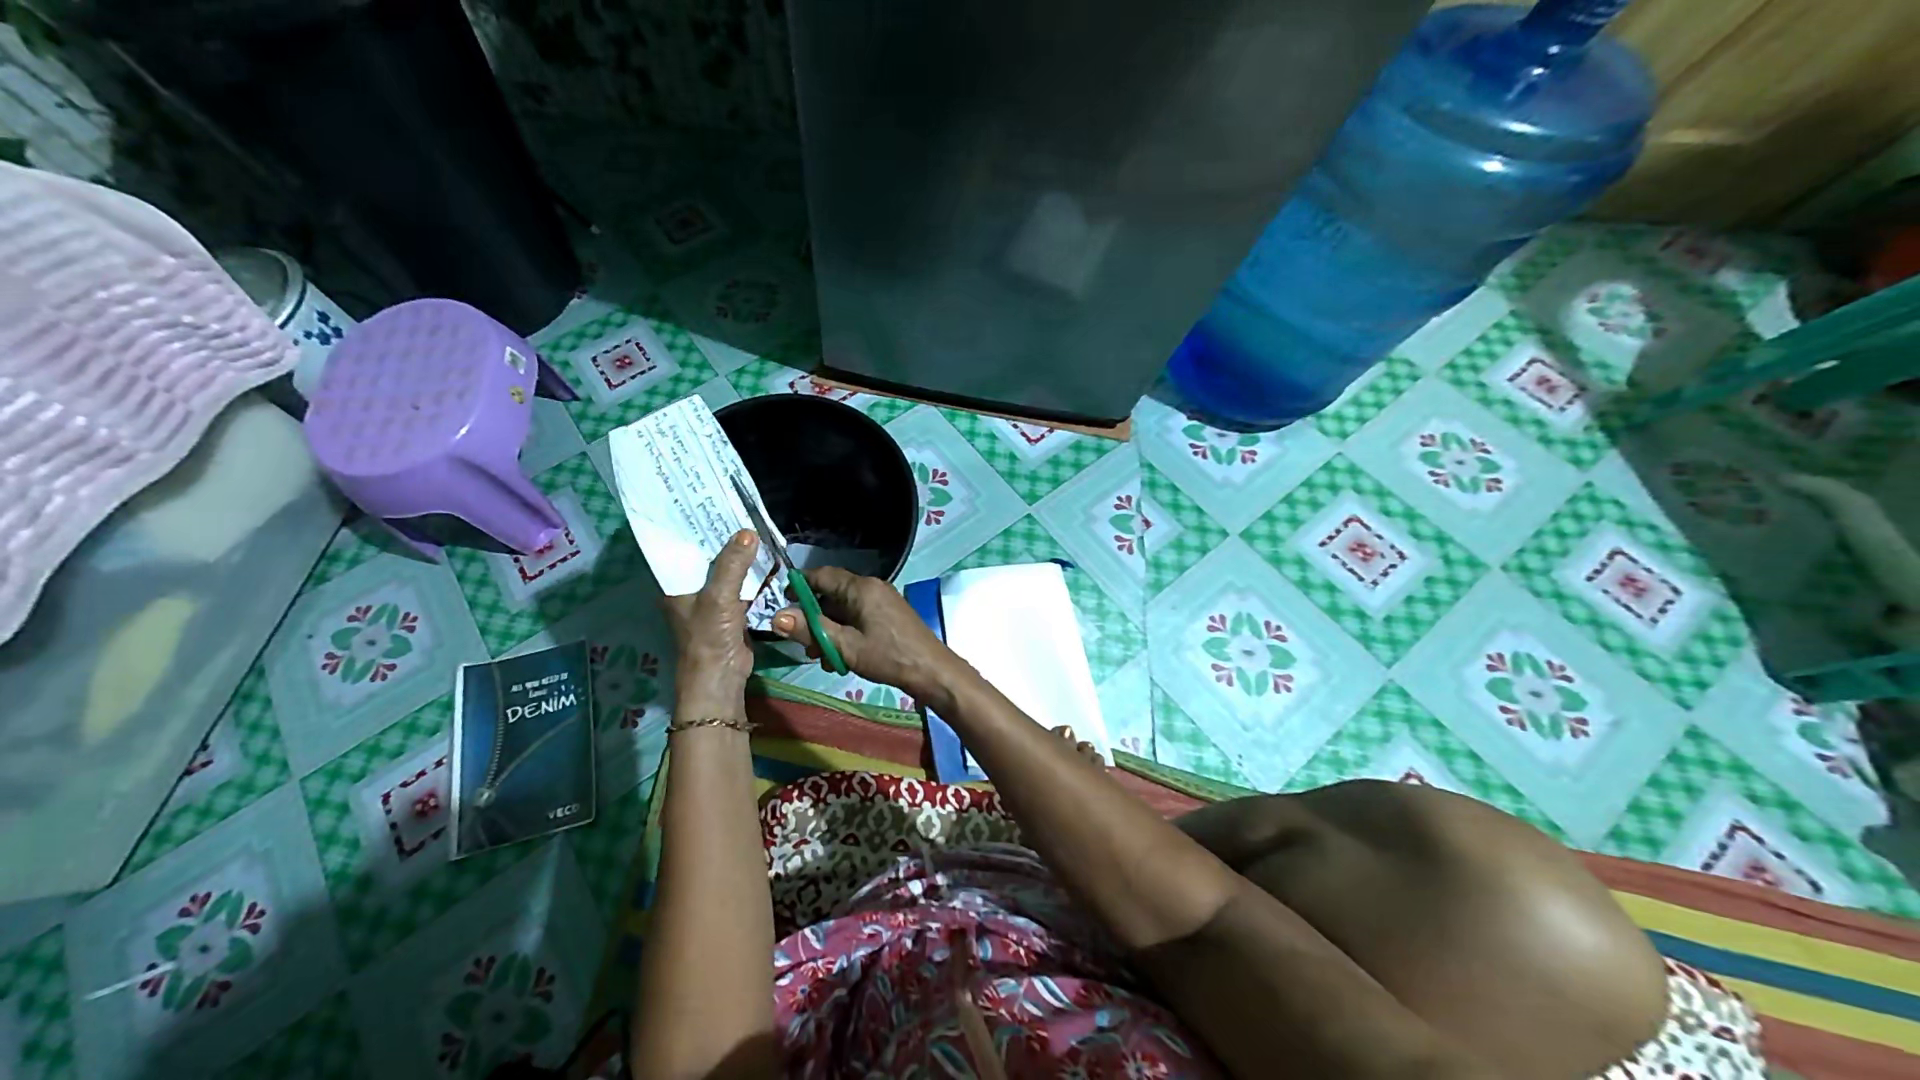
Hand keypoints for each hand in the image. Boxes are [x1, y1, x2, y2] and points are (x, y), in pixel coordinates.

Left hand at [661, 530, 760, 716]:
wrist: (721, 678)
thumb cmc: (709, 636)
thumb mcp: (719, 596)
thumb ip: (732, 564)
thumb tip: (748, 532)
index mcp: (675, 584)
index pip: (682, 548)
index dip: (694, 528)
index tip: (711, 505)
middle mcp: (690, 590)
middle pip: (707, 558)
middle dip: (723, 540)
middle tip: (740, 512)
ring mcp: (711, 602)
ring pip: (726, 571)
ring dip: (740, 557)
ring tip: (756, 531)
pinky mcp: (731, 613)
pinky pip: (741, 587)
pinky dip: (752, 576)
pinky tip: (766, 561)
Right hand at [771, 566, 967, 706]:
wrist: (931, 670)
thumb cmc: (887, 656)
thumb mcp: (844, 646)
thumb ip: (810, 630)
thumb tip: (776, 616)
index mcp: (861, 588)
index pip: (821, 575)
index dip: (799, 586)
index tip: (782, 604)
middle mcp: (872, 587)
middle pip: (832, 594)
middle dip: (814, 618)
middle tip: (805, 645)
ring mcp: (883, 600)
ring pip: (845, 608)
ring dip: (830, 629)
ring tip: (824, 657)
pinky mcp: (889, 614)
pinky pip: (859, 615)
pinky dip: (846, 631)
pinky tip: (842, 656)